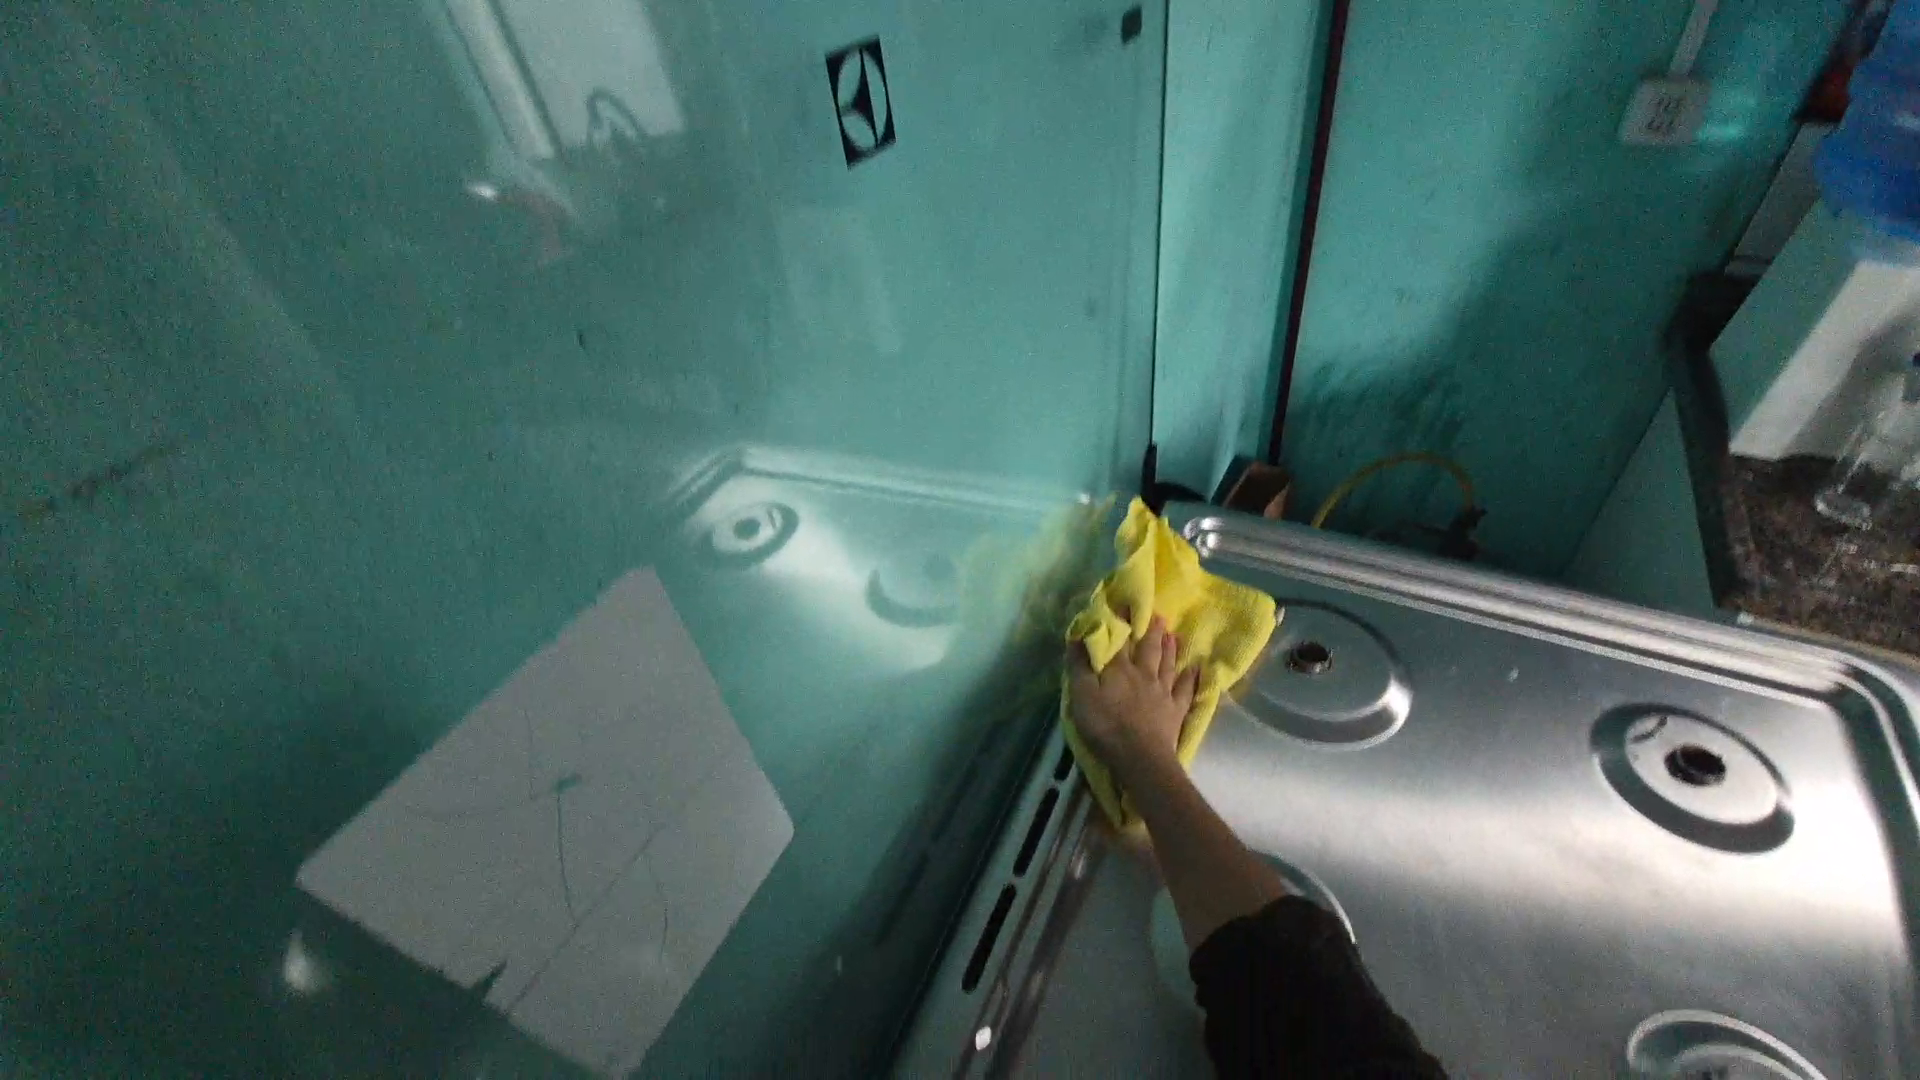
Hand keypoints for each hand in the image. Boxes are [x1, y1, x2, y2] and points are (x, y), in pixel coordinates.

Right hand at [1068, 616, 1197, 785]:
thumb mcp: (1082, 696)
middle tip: (1159, 615)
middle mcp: (1144, 675)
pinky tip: (1197, 669)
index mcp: (1120, 670)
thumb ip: (1079, 666)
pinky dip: (1192, 679)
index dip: (1123, 623)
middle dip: (1152, 631)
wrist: (1141, 758)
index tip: (1127, 605)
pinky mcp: (1175, 711)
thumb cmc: (1106, 726)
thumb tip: (1077, 637)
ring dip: (1171, 648)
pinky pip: (1186, 691)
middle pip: (1149, 649)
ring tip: (1174, 634)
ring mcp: (1163, 692)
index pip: (1120, 641)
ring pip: (1168, 665)